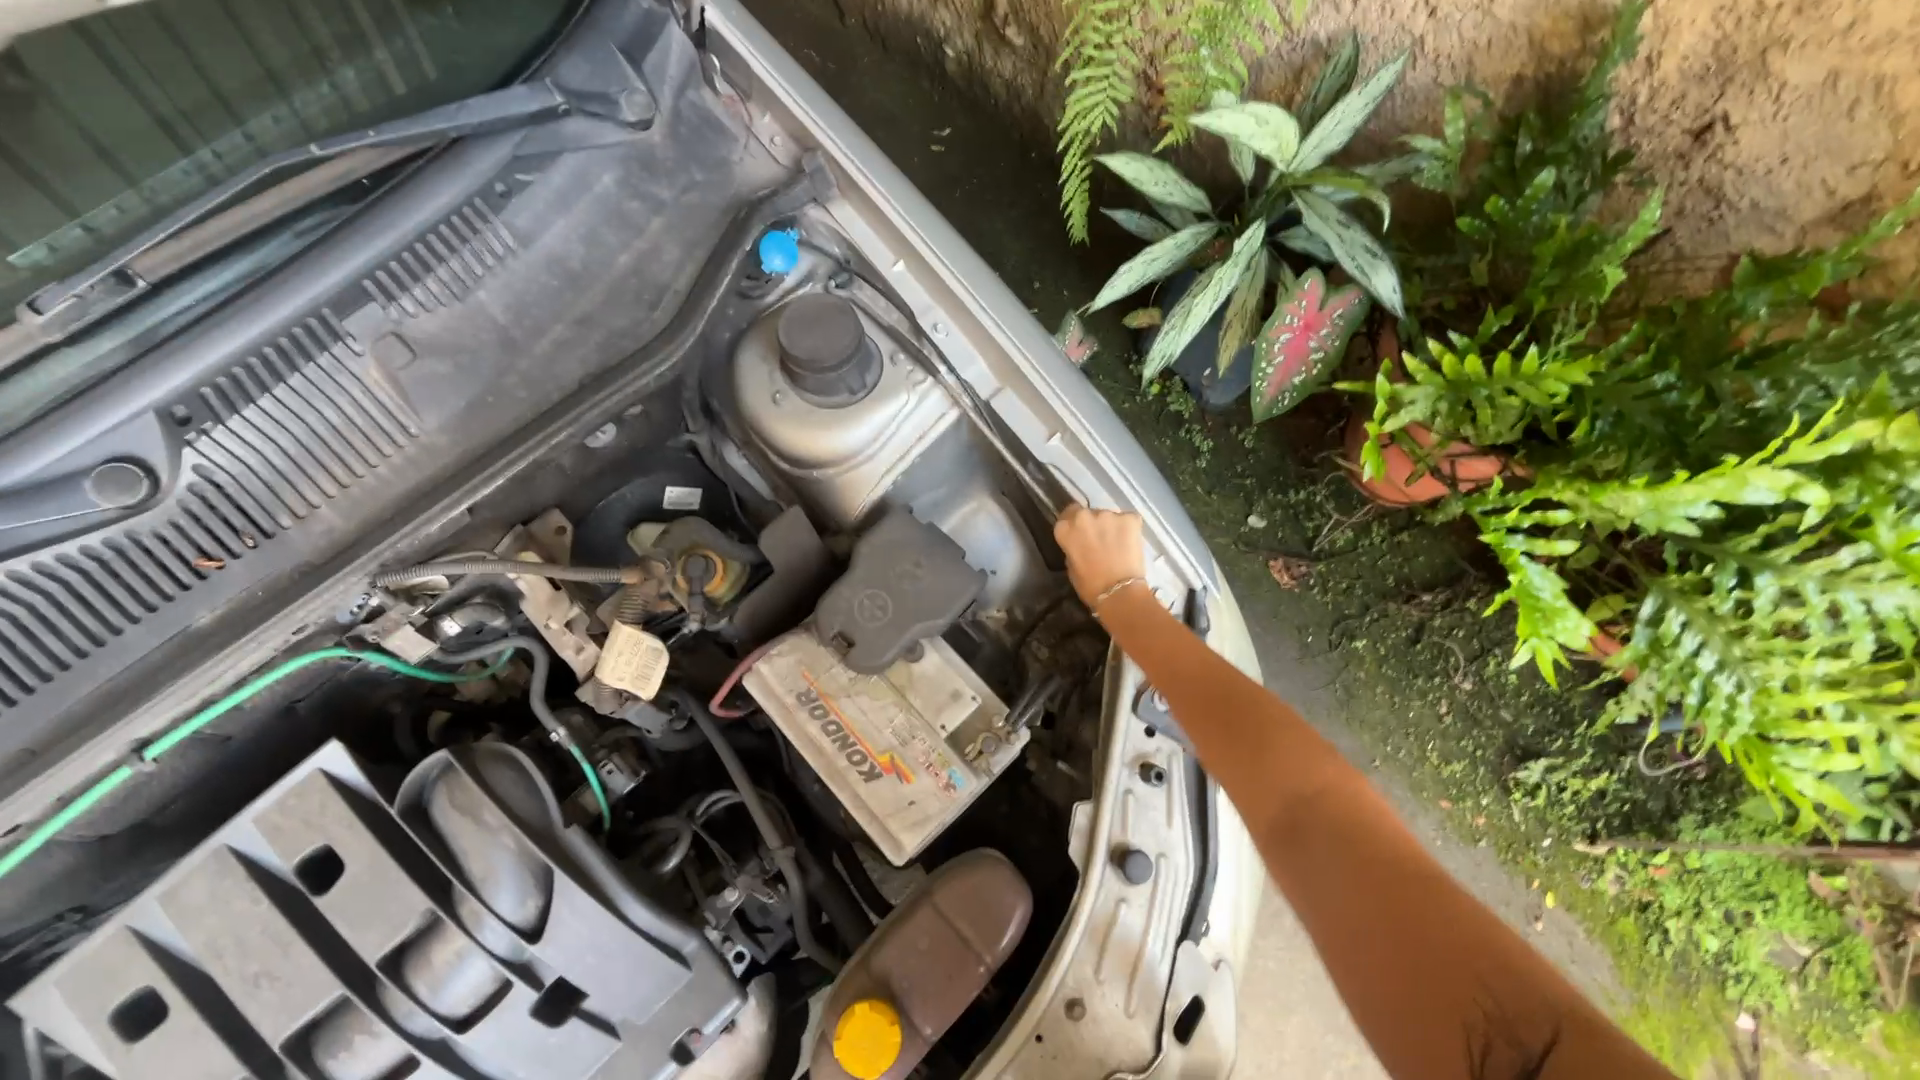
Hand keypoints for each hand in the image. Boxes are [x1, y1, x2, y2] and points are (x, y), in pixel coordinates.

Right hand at [1054, 504, 1146, 607]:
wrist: (1120, 592)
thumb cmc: (1090, 585)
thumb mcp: (1071, 565)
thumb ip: (1073, 547)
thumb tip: (1081, 542)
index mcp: (1066, 528)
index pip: (1067, 515)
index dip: (1075, 524)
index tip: (1081, 534)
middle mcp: (1085, 516)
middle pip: (1088, 513)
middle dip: (1093, 524)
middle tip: (1099, 540)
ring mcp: (1109, 514)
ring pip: (1108, 516)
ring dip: (1111, 526)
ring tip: (1117, 544)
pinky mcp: (1130, 518)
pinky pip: (1128, 519)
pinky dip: (1129, 529)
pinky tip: (1130, 543)